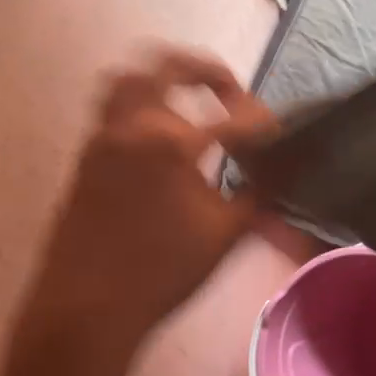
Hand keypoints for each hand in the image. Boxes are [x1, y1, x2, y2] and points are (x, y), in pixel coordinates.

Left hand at [24, 49, 279, 354]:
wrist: (84, 310)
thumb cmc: (163, 272)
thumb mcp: (227, 231)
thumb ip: (261, 188)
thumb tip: (290, 162)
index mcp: (172, 143)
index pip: (233, 115)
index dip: (264, 122)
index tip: (282, 137)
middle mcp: (132, 127)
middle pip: (166, 65)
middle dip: (205, 70)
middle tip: (231, 91)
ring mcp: (102, 139)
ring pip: (129, 79)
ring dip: (165, 80)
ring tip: (193, 102)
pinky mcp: (86, 158)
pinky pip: (113, 109)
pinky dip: (143, 106)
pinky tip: (166, 140)